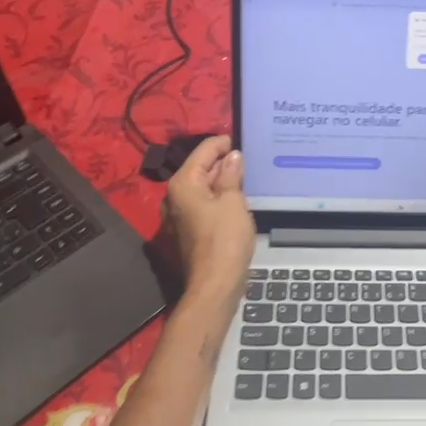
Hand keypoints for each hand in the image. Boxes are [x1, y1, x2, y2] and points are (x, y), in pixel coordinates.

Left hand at [161, 136, 256, 303]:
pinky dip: (219, 197)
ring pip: (203, 186)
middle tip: (250, 159)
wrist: (214, 285)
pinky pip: (204, 203)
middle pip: (201, 168)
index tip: (244, 141)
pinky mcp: (188, 229)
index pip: (204, 151)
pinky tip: (237, 198)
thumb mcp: (233, 201)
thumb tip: (232, 156)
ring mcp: (179, 214)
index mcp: (183, 183)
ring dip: (222, 180)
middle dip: (223, 162)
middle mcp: (175, 195)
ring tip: (247, 176)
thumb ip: (231, 174)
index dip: (223, 143)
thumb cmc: (225, 239)